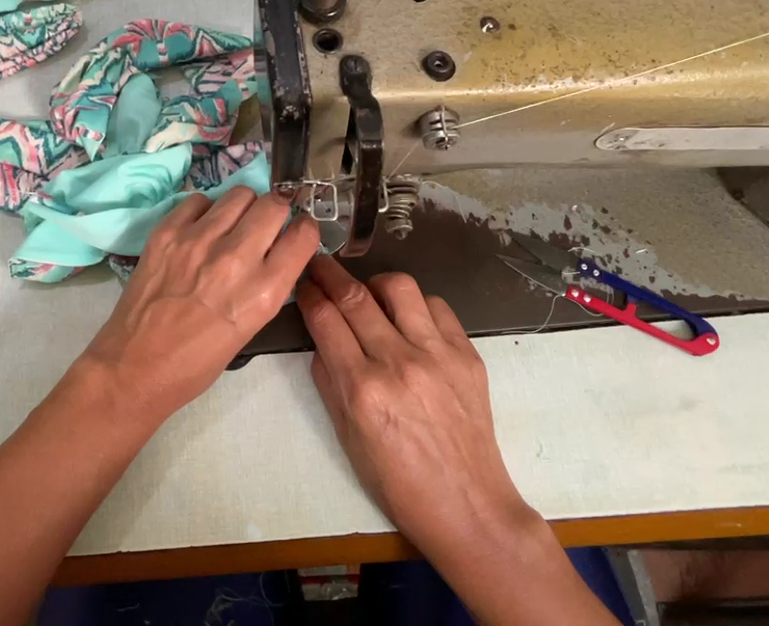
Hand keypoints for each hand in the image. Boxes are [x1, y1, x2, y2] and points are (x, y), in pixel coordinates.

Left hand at [74, 189, 317, 424]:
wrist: (136, 366)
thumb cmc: (197, 361)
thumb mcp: (251, 327)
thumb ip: (268, 285)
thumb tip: (278, 251)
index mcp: (263, 292)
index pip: (303, 235)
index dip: (304, 229)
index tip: (297, 231)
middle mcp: (235, 259)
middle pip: (273, 205)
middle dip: (277, 210)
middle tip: (266, 223)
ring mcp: (198, 240)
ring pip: (239, 194)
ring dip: (244, 206)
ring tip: (233, 223)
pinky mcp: (167, 232)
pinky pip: (198, 200)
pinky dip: (205, 210)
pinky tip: (201, 228)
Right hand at [296, 255, 535, 568]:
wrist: (466, 504)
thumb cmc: (397, 481)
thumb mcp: (346, 437)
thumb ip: (329, 381)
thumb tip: (322, 339)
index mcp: (362, 389)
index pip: (326, 320)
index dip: (309, 294)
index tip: (302, 282)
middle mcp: (398, 363)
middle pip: (355, 296)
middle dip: (330, 274)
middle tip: (319, 263)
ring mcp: (437, 355)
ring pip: (399, 288)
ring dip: (375, 283)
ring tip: (368, 293)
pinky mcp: (467, 355)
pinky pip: (437, 307)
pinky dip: (416, 304)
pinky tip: (407, 317)